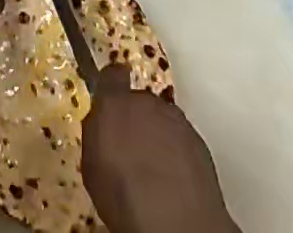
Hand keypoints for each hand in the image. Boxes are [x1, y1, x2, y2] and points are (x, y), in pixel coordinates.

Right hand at [82, 65, 238, 232]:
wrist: (176, 221)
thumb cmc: (122, 194)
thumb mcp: (92, 164)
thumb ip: (96, 133)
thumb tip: (101, 123)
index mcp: (114, 102)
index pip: (112, 74)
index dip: (112, 82)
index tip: (111, 92)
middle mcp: (146, 103)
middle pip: (139, 100)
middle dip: (136, 116)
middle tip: (132, 144)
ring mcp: (176, 121)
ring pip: (162, 119)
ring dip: (157, 132)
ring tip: (155, 163)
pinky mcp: (200, 143)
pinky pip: (182, 138)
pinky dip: (177, 150)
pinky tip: (173, 175)